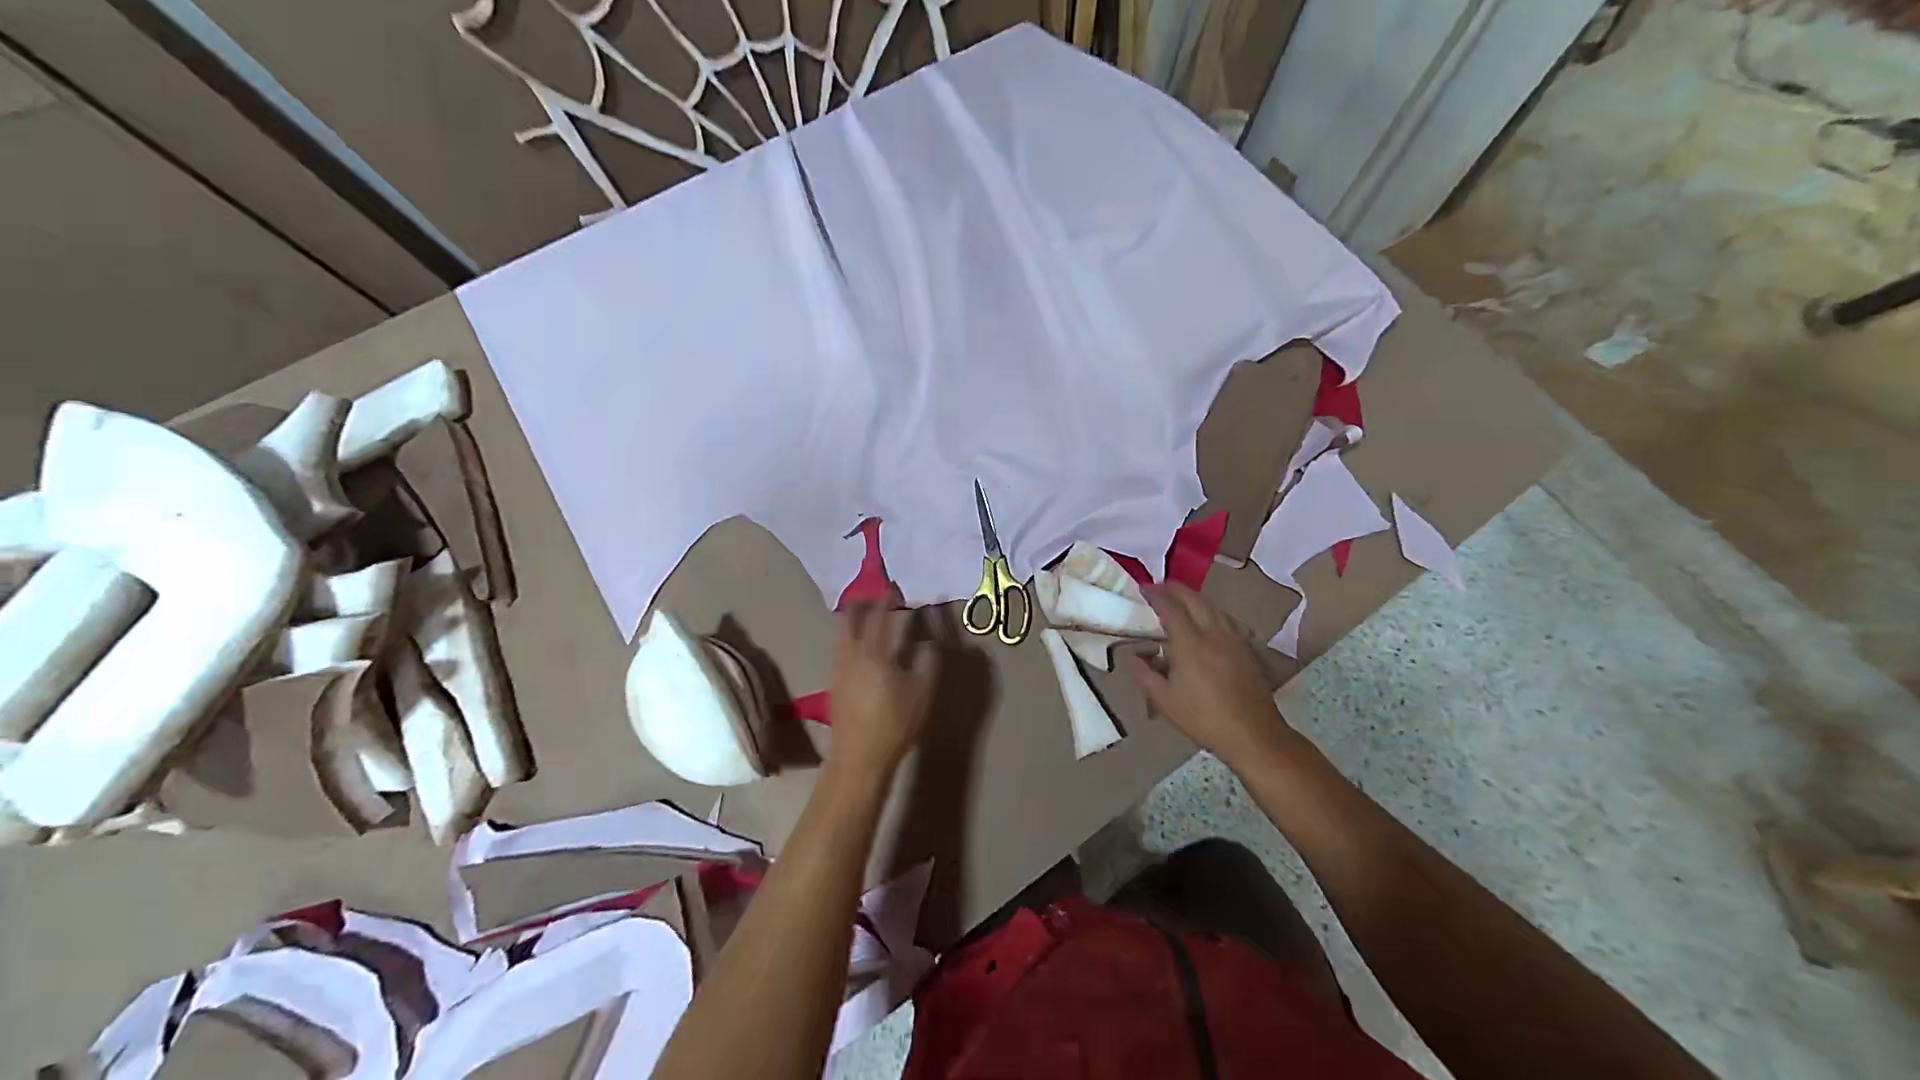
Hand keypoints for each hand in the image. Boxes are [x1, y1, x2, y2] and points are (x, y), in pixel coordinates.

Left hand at [826, 605, 938, 778]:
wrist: (859, 758)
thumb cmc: (894, 724)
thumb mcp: (922, 693)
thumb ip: (928, 662)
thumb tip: (928, 643)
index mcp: (873, 654)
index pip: (878, 617)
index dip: (886, 600)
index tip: (893, 588)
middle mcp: (851, 656)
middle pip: (848, 620)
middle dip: (859, 604)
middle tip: (872, 596)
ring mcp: (839, 670)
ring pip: (840, 635)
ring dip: (851, 620)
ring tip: (863, 616)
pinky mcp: (834, 685)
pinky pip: (839, 649)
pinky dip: (848, 637)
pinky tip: (859, 646)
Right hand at [1127, 583, 1294, 766]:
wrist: (1253, 734)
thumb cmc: (1204, 719)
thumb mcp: (1165, 702)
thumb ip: (1146, 676)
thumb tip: (1133, 657)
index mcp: (1190, 644)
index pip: (1170, 608)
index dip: (1156, 594)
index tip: (1144, 588)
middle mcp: (1213, 634)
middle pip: (1195, 600)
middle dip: (1176, 589)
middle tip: (1161, 586)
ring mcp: (1234, 640)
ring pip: (1214, 607)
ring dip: (1195, 598)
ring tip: (1182, 600)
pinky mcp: (1247, 650)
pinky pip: (1227, 620)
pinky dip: (1212, 612)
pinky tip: (1210, 622)